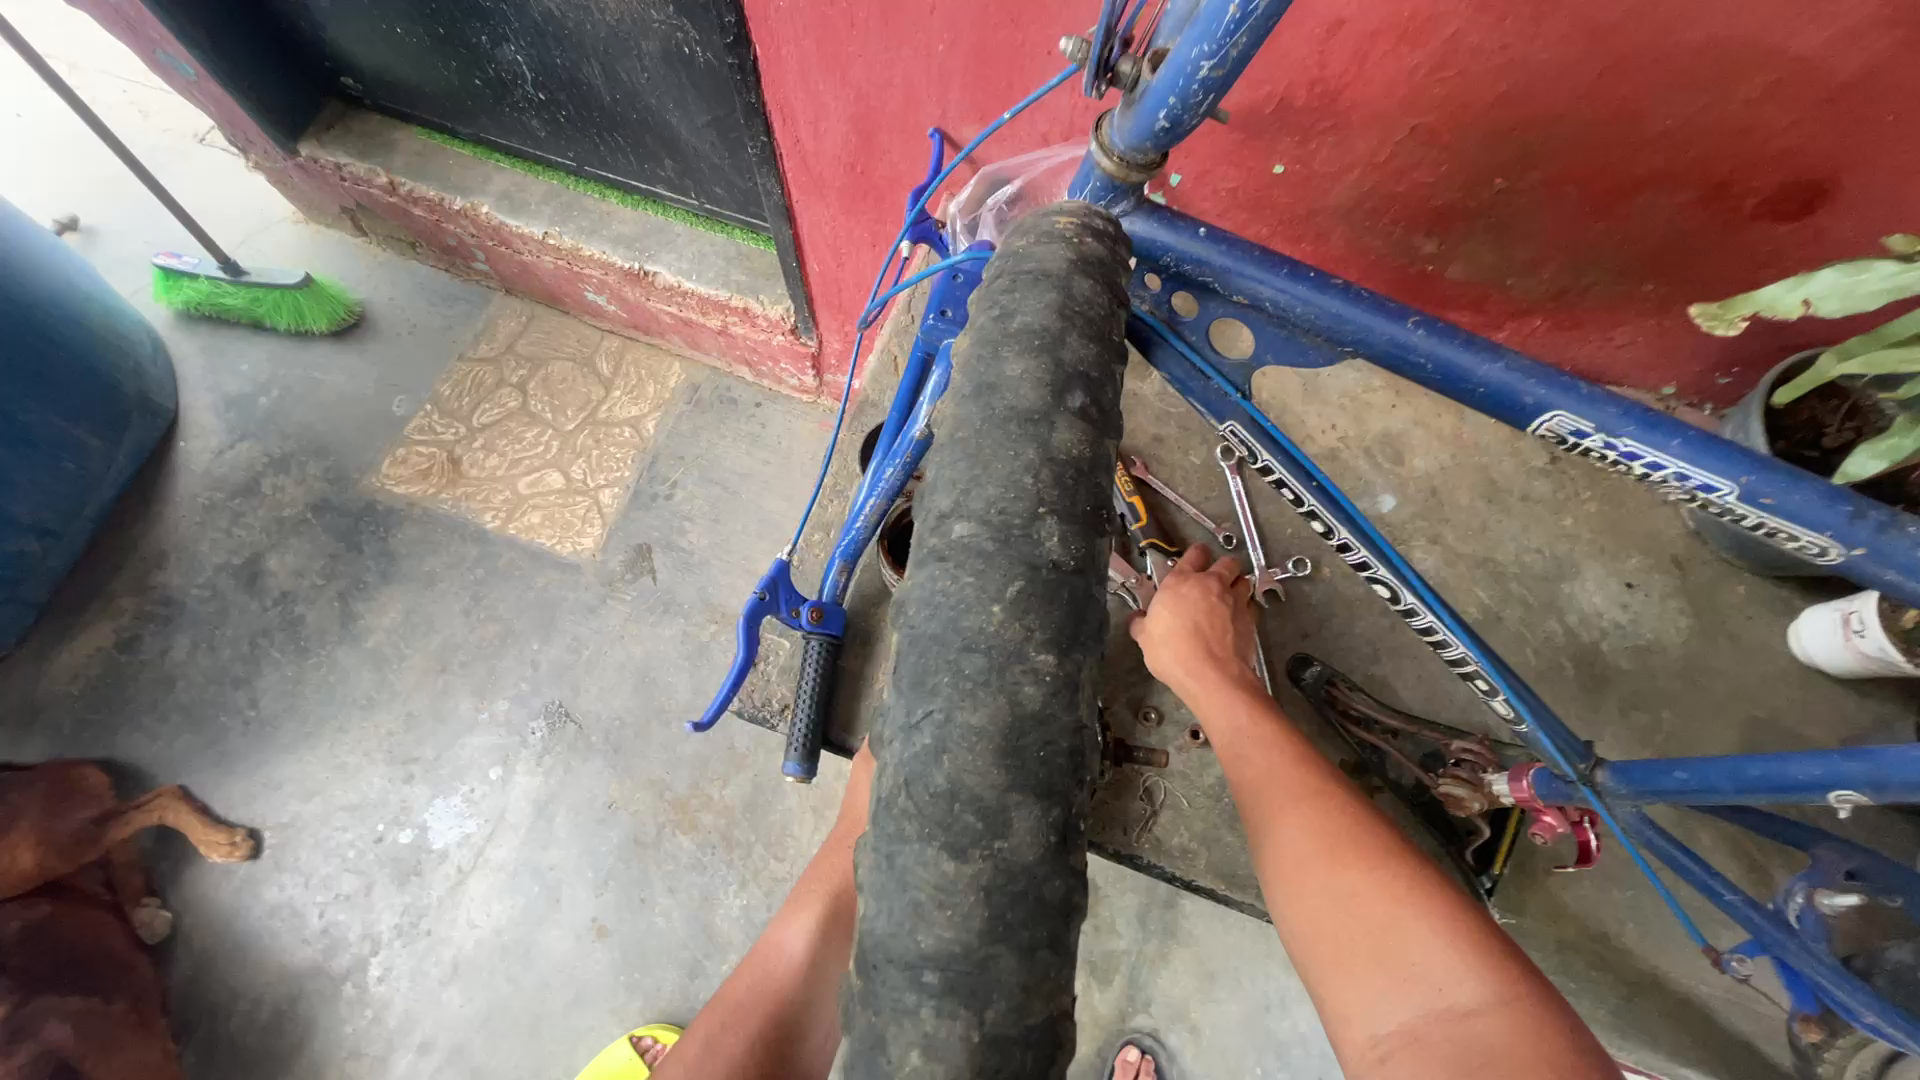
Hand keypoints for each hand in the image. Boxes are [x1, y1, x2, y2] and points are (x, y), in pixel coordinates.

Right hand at [1127, 546, 1261, 702]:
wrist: (1211, 675)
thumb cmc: (1172, 652)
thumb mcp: (1145, 639)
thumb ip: (1142, 624)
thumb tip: (1137, 620)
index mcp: (1181, 582)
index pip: (1194, 554)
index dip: (1196, 555)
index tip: (1194, 562)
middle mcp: (1211, 584)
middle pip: (1227, 562)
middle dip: (1224, 567)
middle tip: (1216, 580)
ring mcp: (1234, 600)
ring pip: (1244, 580)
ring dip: (1238, 585)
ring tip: (1229, 597)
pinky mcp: (1251, 619)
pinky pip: (1252, 605)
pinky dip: (1246, 608)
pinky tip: (1237, 620)